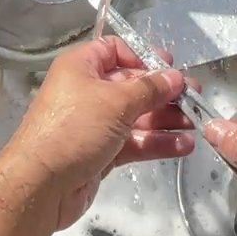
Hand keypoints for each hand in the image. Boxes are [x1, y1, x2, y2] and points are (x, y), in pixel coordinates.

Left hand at [0, 36, 194, 227]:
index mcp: (82, 67)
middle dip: (163, 92)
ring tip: (195, 123)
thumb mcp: (115, 102)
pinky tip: (183, 145)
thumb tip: (175, 77)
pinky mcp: (101, 152)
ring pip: (135, 115)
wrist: (41, 185)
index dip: (143, 56)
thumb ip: (149, 89)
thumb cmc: (75, 129)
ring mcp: (94, 123)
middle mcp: (87, 91)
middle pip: (131, 85)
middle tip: (194, 97)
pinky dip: (156, 142)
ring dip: (164, 119)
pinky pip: (133, 141)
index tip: (171, 68)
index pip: (115, 50)